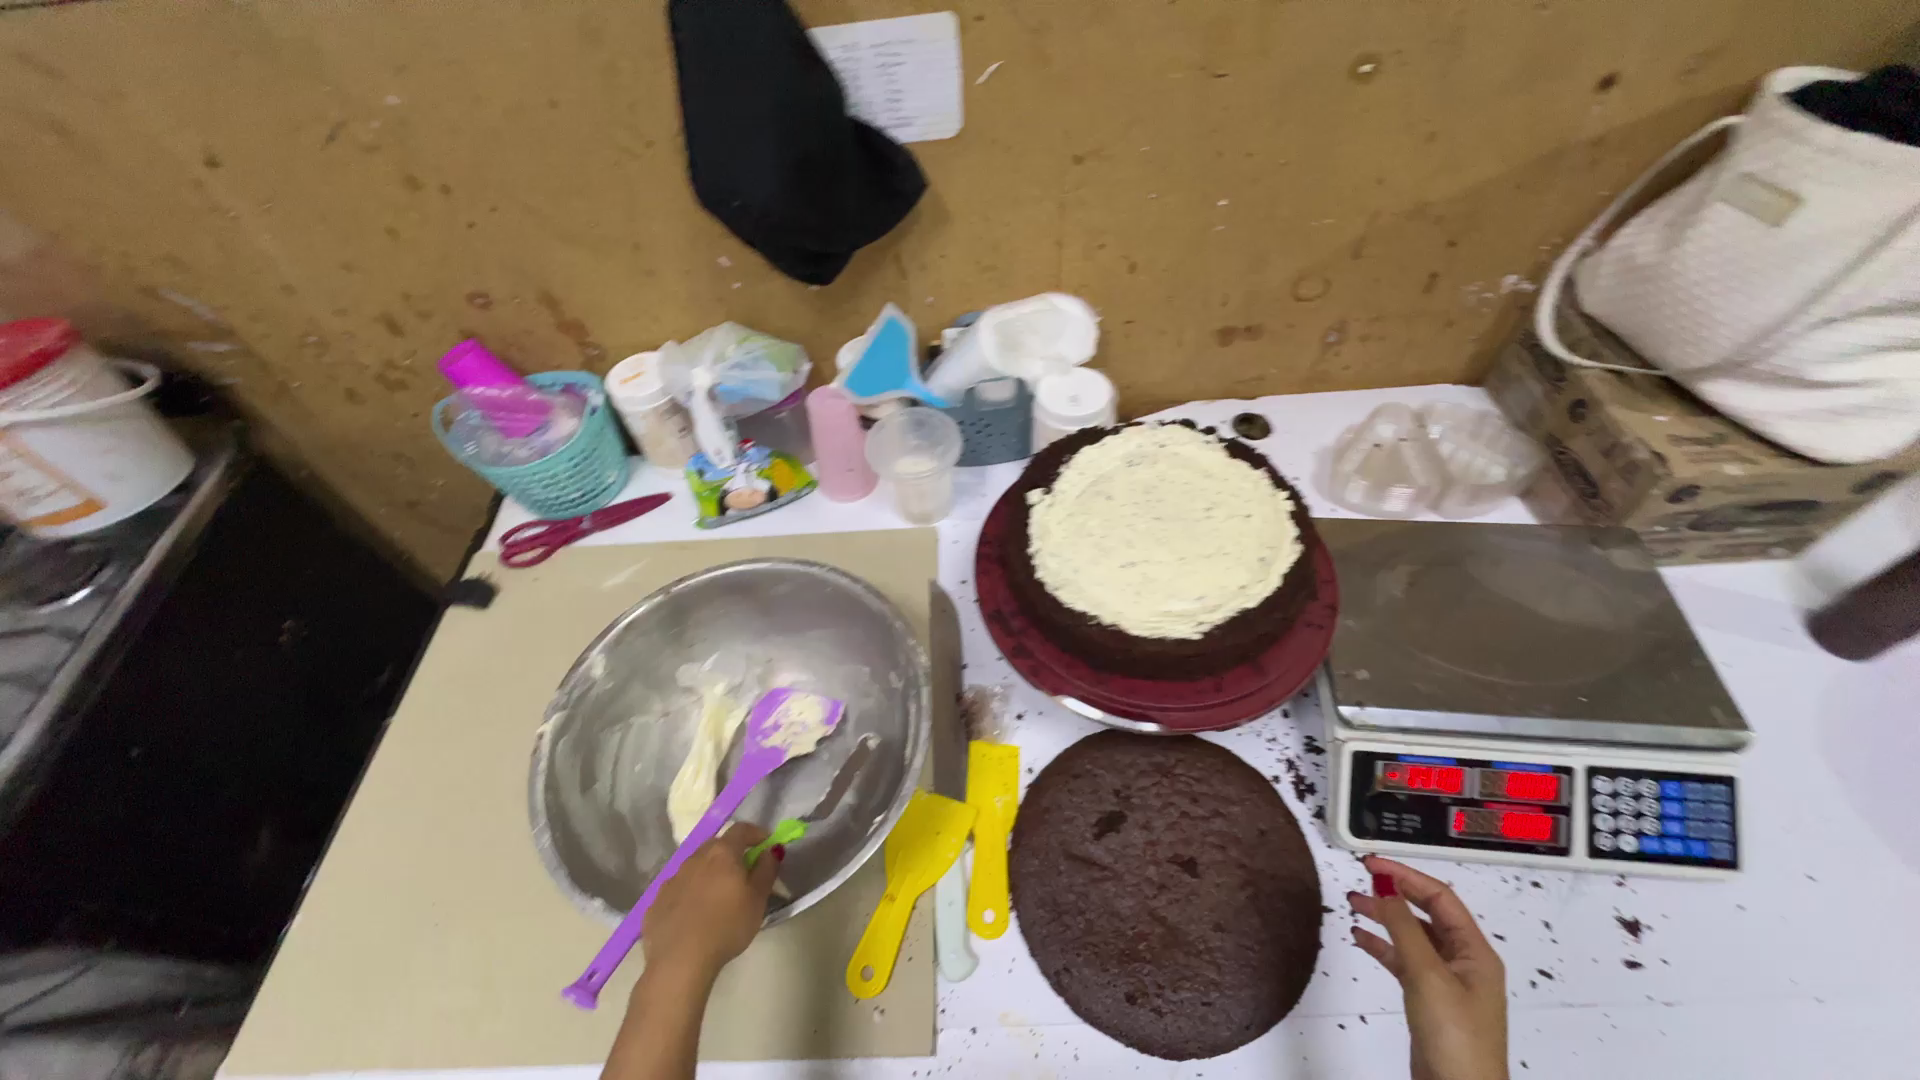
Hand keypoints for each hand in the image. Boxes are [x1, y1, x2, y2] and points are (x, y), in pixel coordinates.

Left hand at [640, 824, 780, 982]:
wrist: (679, 961)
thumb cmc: (727, 926)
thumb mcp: (758, 900)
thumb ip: (767, 869)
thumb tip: (771, 850)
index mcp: (722, 853)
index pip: (741, 829)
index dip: (756, 833)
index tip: (766, 844)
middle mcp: (695, 858)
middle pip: (716, 845)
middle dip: (731, 852)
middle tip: (742, 871)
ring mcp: (672, 879)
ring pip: (694, 866)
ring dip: (708, 872)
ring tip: (716, 896)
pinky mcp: (656, 902)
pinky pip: (677, 889)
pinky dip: (688, 893)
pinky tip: (693, 915)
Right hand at [1349, 855, 1508, 1079]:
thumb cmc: (1453, 1033)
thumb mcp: (1427, 974)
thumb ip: (1404, 927)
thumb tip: (1384, 886)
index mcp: (1475, 951)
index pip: (1440, 898)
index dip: (1406, 875)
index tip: (1371, 864)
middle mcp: (1464, 961)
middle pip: (1428, 913)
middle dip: (1395, 892)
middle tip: (1362, 877)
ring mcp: (1447, 981)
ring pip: (1413, 935)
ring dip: (1385, 917)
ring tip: (1353, 903)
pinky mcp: (1429, 998)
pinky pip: (1403, 960)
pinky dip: (1382, 945)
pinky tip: (1360, 937)